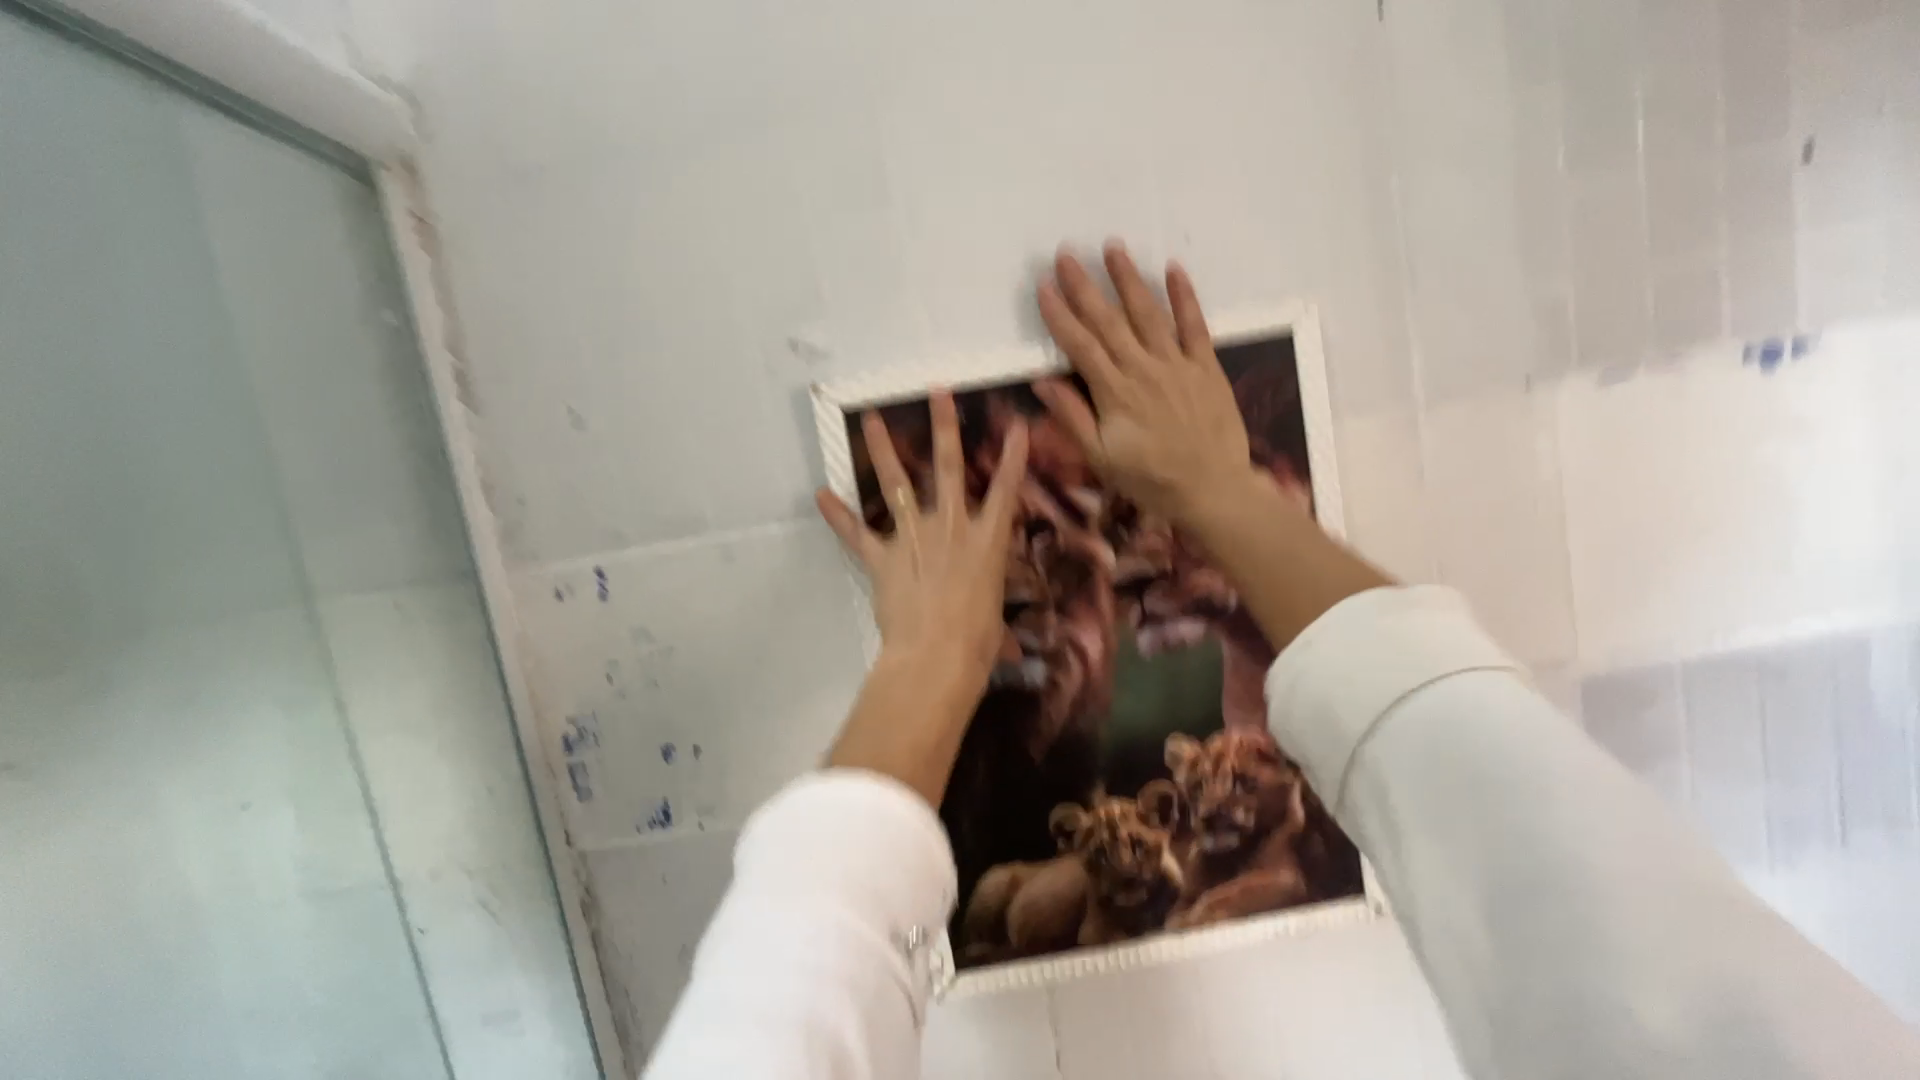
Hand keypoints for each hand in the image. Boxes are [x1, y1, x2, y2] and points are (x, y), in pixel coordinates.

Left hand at [817, 391, 1029, 685]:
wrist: (936, 654)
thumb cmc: (977, 642)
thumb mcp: (995, 628)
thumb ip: (997, 626)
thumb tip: (1008, 653)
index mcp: (987, 542)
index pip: (1007, 490)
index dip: (1015, 456)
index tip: (1018, 425)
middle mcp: (951, 527)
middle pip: (948, 466)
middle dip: (944, 426)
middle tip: (937, 391)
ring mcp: (913, 537)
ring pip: (896, 483)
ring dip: (883, 450)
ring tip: (871, 419)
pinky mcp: (882, 557)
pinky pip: (856, 532)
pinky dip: (838, 514)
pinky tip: (821, 494)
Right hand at [1031, 243, 1266, 527]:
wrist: (1212, 489)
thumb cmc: (1150, 479)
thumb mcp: (1101, 457)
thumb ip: (1072, 417)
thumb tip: (1041, 381)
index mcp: (1114, 392)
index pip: (1079, 345)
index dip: (1059, 315)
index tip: (1043, 286)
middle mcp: (1143, 369)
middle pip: (1108, 321)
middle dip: (1084, 286)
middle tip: (1066, 253)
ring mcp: (1177, 364)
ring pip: (1148, 313)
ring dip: (1128, 279)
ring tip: (1112, 247)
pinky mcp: (1206, 366)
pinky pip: (1195, 325)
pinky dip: (1184, 296)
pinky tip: (1173, 269)